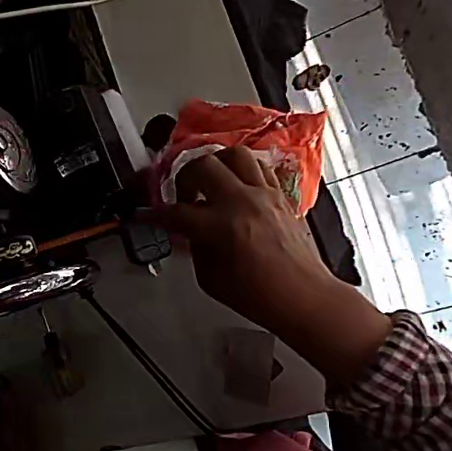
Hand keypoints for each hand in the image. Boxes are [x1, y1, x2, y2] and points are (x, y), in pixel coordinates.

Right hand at [144, 146, 392, 383]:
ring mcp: (264, 195)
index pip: (177, 211)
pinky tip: (237, 185)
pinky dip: (243, 170)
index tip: (150, 215)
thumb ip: (195, 247)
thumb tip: (189, 232)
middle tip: (183, 194)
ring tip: (210, 180)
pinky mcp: (280, 196)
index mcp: (220, 226)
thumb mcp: (209, 278)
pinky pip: (260, 167)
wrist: (301, 296)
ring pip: (234, 154)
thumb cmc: (258, 295)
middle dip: (184, 177)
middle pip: (202, 166)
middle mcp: (242, 202)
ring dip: (216, 163)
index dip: (156, 214)